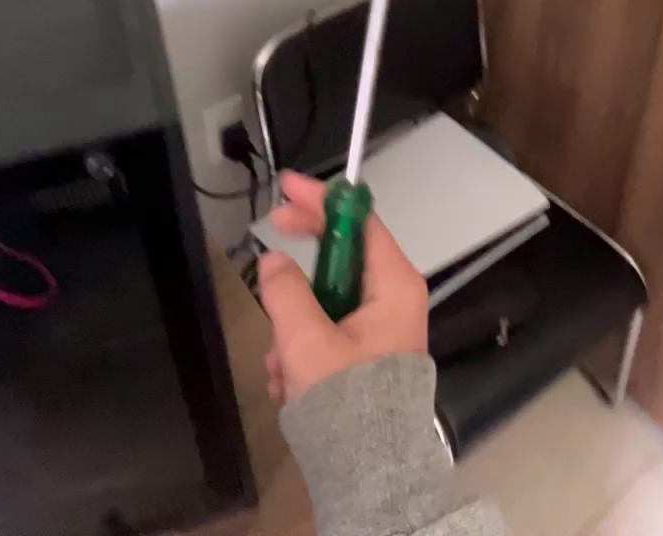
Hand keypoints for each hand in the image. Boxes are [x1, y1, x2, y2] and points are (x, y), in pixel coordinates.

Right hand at [259, 170, 427, 402]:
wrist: (370, 474)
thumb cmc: (346, 400)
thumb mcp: (306, 340)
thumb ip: (285, 291)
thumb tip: (271, 262)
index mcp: (394, 283)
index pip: (359, 220)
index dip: (323, 200)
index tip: (287, 188)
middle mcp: (393, 297)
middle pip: (341, 256)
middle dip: (299, 266)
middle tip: (268, 246)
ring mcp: (380, 326)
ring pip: (327, 297)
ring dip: (293, 320)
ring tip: (280, 359)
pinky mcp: (366, 353)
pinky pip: (328, 328)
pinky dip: (301, 345)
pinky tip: (286, 377)